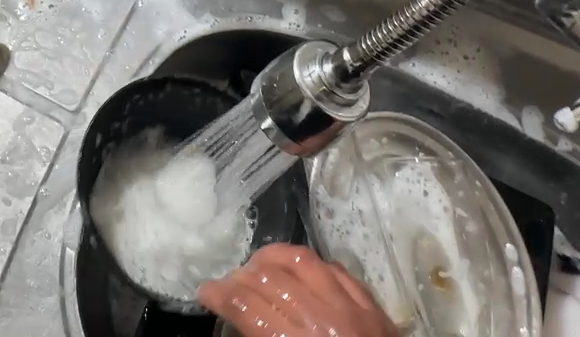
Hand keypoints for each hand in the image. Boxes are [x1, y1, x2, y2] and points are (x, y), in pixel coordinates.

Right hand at [200, 244, 393, 336]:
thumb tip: (237, 322)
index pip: (247, 307)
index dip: (219, 295)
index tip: (204, 293)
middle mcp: (324, 322)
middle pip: (269, 279)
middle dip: (239, 277)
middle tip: (227, 285)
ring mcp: (352, 310)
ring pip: (301, 260)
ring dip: (271, 258)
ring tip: (257, 266)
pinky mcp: (374, 309)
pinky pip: (336, 270)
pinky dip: (311, 266)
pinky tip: (299, 272)